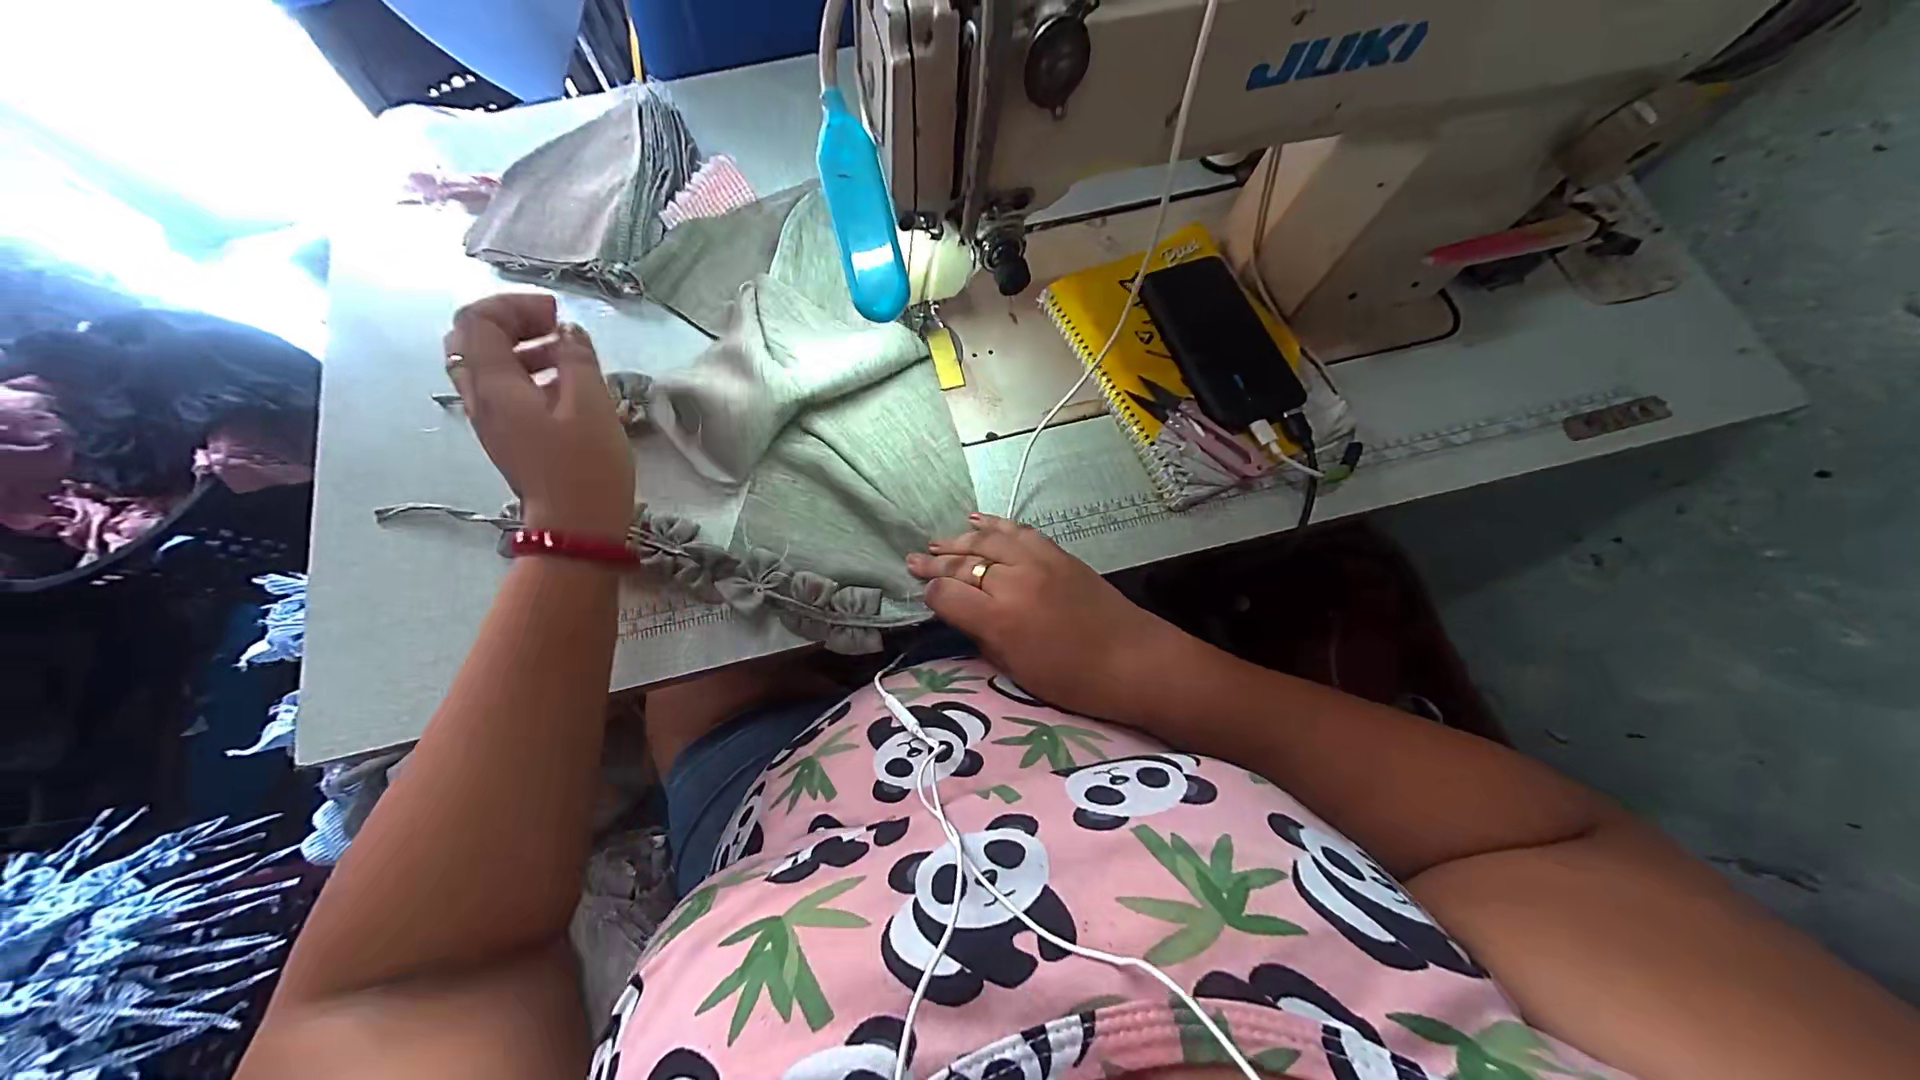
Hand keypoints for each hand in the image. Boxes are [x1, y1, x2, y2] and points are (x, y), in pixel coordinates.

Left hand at [444, 294, 633, 537]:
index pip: (479, 320)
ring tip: (566, 356)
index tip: (558, 314)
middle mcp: (480, 399)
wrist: (576, 526)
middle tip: (556, 328)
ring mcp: (490, 422)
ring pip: (485, 366)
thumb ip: (578, 360)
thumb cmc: (587, 466)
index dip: (515, 305)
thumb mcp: (593, 405)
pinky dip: (525, 375)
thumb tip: (569, 332)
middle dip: (511, 322)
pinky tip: (564, 387)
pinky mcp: (507, 438)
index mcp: (495, 386)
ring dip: (520, 349)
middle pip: (471, 339)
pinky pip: (502, 392)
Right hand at [906, 514, 1197, 722]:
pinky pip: (1017, 531)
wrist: (1134, 660)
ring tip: (937, 542)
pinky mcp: (1056, 553)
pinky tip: (978, 521)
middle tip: (912, 560)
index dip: (930, 594)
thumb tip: (959, 612)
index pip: (947, 594)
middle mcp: (1013, 581)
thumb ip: (981, 636)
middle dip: (934, 562)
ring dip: (958, 540)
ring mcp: (1037, 561)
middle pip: (963, 563)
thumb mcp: (1015, 670)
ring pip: (986, 540)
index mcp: (999, 619)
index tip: (923, 595)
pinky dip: (994, 524)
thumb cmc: (1072, 681)